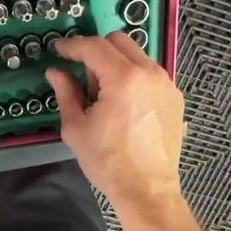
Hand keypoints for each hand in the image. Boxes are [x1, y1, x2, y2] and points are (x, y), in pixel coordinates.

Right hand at [46, 31, 186, 218]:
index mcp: (123, 79)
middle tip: (83, 77)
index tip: (59, 49)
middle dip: (96, 51)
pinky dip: (133, 78)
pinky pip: (149, 74)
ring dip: (115, 64)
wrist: (147, 189)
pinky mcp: (174, 97)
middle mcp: (149, 73)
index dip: (72, 45)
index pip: (94, 46)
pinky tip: (123, 105)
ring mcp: (166, 84)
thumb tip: (56, 72)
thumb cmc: (108, 162)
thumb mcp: (76, 128)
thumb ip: (66, 93)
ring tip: (104, 97)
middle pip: (118, 41)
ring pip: (136, 56)